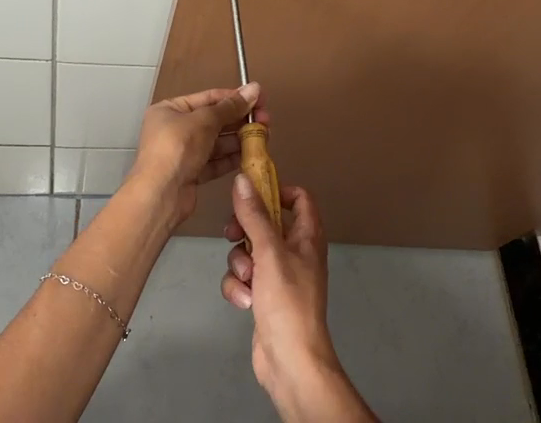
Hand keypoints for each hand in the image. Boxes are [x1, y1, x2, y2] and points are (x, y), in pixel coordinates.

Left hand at [125, 83, 262, 226]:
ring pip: (216, 142)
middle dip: (239, 120)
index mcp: (170, 110)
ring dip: (238, 139)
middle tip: (266, 120)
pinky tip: (250, 155)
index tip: (260, 98)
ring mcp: (182, 153)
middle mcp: (174, 129)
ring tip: (263, 137)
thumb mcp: (205, 121)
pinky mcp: (190, 174)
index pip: (208, 98)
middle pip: (213, 120)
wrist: (161, 195)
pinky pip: (214, 162)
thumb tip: (254, 88)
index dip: (235, 97)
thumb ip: (231, 106)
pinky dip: (230, 158)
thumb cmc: (177, 148)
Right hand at [220, 177, 340, 394]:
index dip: (277, 191)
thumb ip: (255, 215)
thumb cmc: (287, 301)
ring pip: (249, 252)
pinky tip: (245, 302)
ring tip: (247, 280)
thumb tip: (243, 179)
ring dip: (240, 264)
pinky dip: (240, 287)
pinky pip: (244, 279)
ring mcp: (279, 276)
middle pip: (265, 224)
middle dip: (245, 230)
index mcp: (307, 236)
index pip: (299, 198)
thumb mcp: (269, 253)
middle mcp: (295, 252)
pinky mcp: (264, 297)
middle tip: (233, 234)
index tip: (251, 194)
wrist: (290, 361)